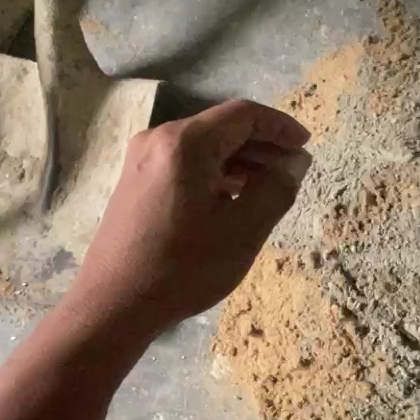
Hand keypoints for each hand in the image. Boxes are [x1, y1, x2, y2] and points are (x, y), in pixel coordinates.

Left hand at [68, 99, 310, 331]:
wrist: (114, 305)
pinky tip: (234, 199)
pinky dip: (217, 172)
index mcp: (186, 143)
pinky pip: (186, 163)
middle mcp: (159, 139)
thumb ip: (276, 189)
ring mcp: (142, 160)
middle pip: (222, 127)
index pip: (243, 114)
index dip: (280, 126)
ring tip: (270, 187)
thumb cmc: (183, 268)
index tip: (306, 146)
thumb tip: (295, 161)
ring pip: (204, 146)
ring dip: (241, 160)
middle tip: (293, 170)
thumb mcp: (243, 231)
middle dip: (263, 145)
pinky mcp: (136, 181)